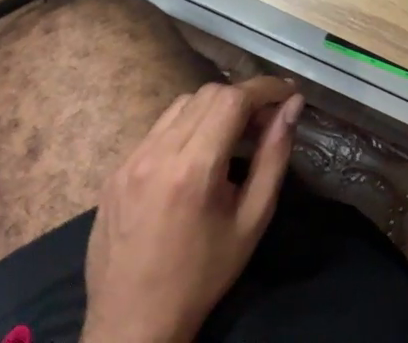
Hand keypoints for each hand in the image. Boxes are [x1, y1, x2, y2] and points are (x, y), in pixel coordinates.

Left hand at [79, 78, 305, 342]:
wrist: (132, 323)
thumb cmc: (203, 274)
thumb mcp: (253, 217)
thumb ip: (274, 156)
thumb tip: (293, 107)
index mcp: (193, 168)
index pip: (233, 98)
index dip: (266, 88)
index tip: (289, 94)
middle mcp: (155, 155)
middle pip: (208, 94)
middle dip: (244, 97)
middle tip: (266, 120)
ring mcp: (129, 162)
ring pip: (180, 105)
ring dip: (214, 107)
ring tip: (234, 135)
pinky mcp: (114, 172)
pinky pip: (157, 129)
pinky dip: (187, 126)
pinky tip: (199, 154)